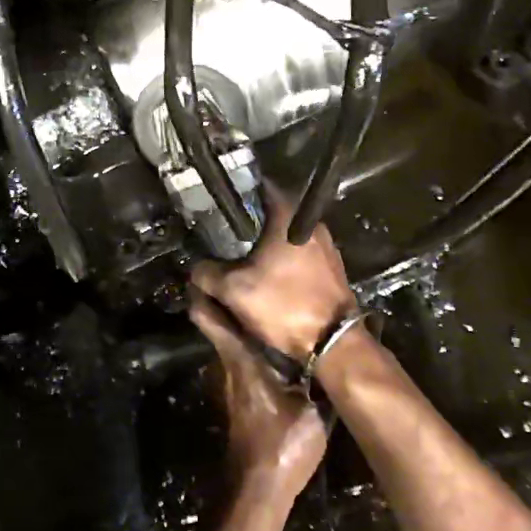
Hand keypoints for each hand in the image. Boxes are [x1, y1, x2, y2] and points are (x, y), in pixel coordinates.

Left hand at [189, 293, 326, 497]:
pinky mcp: (233, 400)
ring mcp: (225, 384)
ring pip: (229, 345)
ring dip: (242, 328)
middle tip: (257, 286)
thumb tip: (336, 348)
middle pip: (219, 325)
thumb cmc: (285, 441)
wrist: (259, 489)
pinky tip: (273, 353)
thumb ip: (318, 373)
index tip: (212, 272)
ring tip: (271, 314)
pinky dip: (248, 352)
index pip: (209, 316)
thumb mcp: (313, 405)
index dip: (204, 292)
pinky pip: (237, 364)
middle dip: (232, 304)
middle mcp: (225, 365)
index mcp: (240, 358)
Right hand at [190, 191, 356, 361]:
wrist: (334, 343)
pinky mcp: (332, 268)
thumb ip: (207, 274)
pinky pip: (300, 255)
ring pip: (288, 237)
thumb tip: (196, 268)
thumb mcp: (234, 291)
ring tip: (244, 261)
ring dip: (268, 246)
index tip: (221, 205)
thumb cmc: (284, 306)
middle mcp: (312, 224)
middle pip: (274, 214)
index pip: (262, 187)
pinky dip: (284, 262)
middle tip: (226, 237)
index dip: (239, 193)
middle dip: (250, 225)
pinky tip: (269, 279)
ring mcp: (326, 246)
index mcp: (291, 217)